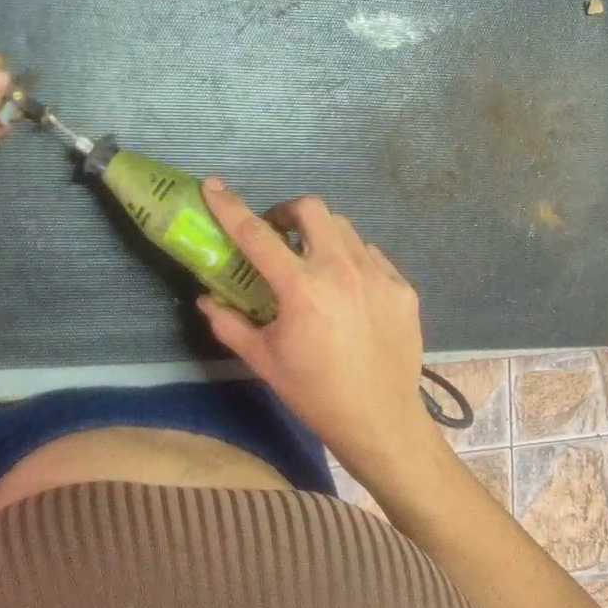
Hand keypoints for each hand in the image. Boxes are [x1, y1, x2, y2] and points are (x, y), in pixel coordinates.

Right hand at [198, 179, 439, 480]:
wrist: (382, 423)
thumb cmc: (315, 393)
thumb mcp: (263, 360)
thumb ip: (229, 324)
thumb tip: (206, 299)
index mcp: (301, 288)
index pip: (256, 234)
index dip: (230, 206)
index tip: (213, 185)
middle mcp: (341, 270)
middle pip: (311, 208)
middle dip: (287, 212)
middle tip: (276, 234)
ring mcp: (378, 275)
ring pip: (343, 228)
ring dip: (319, 235)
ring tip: (312, 264)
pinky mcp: (402, 287)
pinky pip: (370, 254)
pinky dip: (349, 258)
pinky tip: (345, 290)